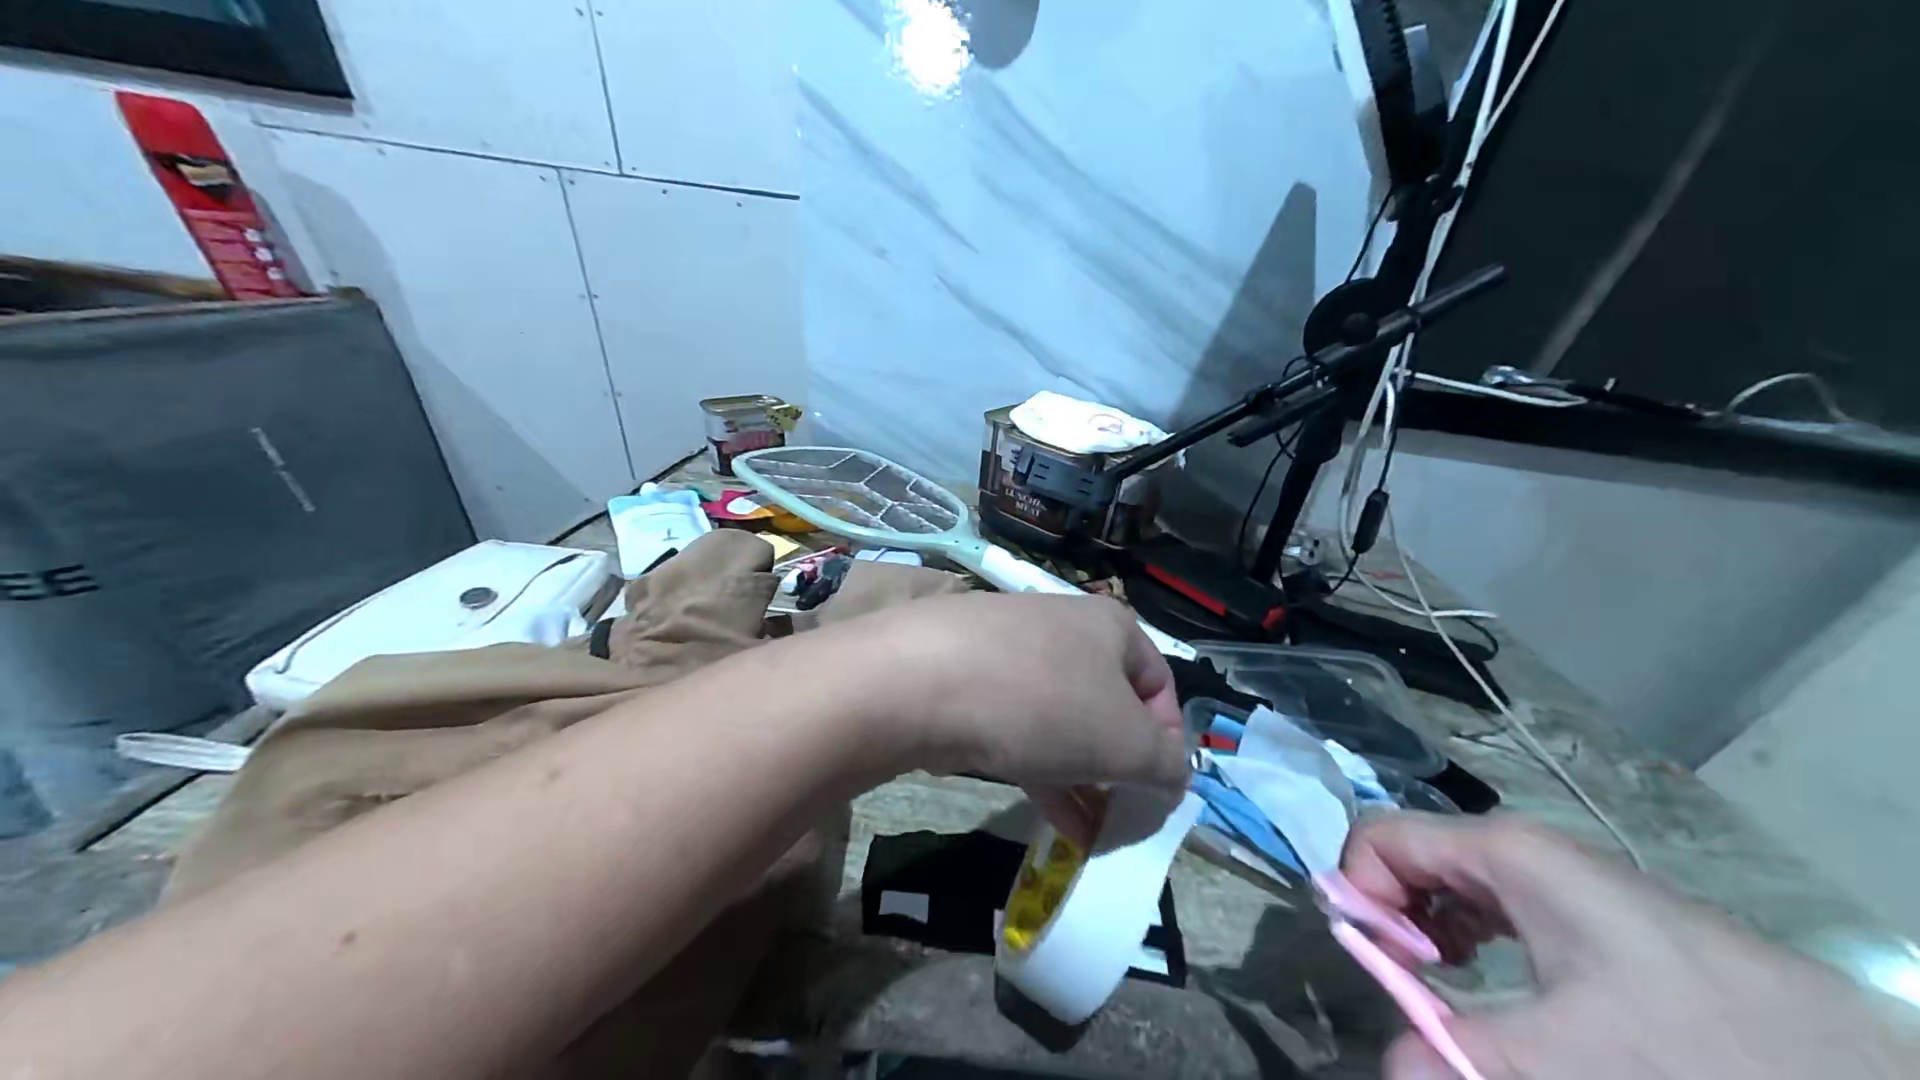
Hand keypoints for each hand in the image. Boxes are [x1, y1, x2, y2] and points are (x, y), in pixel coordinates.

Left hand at [844, 592, 1188, 842]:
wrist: (920, 681)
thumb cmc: (1042, 703)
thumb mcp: (1126, 742)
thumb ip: (1164, 764)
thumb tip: (1170, 776)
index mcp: (1109, 626)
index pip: (1159, 684)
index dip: (1167, 741)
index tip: (1156, 790)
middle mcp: (1061, 628)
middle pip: (1106, 704)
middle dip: (1117, 766)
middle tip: (1119, 815)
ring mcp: (1008, 650)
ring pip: (1060, 720)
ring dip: (1080, 776)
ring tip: (1090, 831)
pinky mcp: (967, 677)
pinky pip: (1017, 725)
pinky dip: (1039, 768)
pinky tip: (1051, 819)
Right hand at [1342, 814, 1916, 1079]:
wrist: (1864, 1079)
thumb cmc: (1696, 1047)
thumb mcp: (1567, 1061)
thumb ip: (1457, 1051)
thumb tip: (1391, 1066)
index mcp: (1504, 853)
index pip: (1380, 839)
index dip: (1359, 894)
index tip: (1379, 965)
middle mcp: (1523, 849)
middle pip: (1412, 857)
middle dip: (1393, 917)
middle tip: (1412, 984)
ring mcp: (1560, 877)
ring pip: (1451, 881)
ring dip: (1428, 930)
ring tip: (1447, 986)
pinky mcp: (1589, 909)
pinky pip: (1495, 903)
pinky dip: (1469, 936)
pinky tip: (1492, 981)